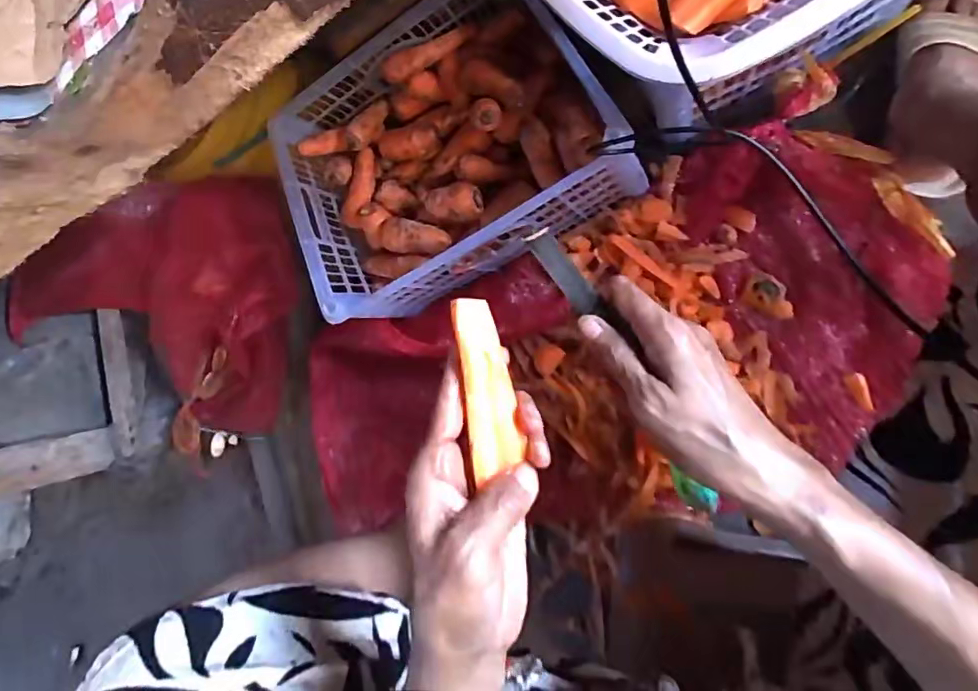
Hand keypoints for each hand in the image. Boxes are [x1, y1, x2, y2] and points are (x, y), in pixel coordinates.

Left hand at [403, 364, 551, 690]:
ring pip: (502, 431)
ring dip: (523, 425)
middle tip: (518, 389)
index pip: (445, 411)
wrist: (470, 637)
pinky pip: (520, 457)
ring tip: (539, 439)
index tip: (468, 341)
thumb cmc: (452, 595)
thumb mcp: (467, 552)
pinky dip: (533, 450)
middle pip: (476, 413)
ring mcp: (481, 479)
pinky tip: (544, 459)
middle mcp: (455, 466)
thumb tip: (526, 469)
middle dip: (498, 396)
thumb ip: (495, 507)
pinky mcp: (504, 496)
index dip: (456, 375)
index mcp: (433, 470)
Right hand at [580, 277, 831, 533]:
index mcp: (666, 329)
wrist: (765, 469)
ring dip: (628, 347)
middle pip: (635, 308)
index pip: (623, 288)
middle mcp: (684, 326)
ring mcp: (699, 343)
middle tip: (597, 366)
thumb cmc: (698, 436)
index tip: (579, 323)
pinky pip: (664, 346)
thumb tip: (585, 319)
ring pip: (648, 329)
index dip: (596, 296)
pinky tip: (648, 395)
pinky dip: (647, 360)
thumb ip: (616, 356)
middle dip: (610, 327)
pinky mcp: (707, 362)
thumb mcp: (646, 400)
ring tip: (620, 386)